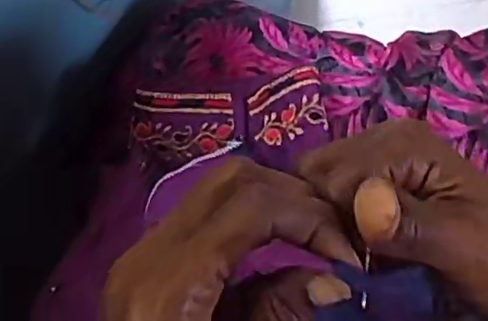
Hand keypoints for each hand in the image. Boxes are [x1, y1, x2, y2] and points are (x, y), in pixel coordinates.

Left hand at [103, 159, 360, 320]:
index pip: (249, 205)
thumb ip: (280, 316)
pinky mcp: (144, 262)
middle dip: (292, 196)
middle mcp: (147, 252)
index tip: (347, 254)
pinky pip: (201, 212)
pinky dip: (244, 215)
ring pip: (216, 186)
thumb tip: (336, 279)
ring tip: (312, 233)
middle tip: (335, 235)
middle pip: (232, 180)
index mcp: (168, 287)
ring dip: (270, 198)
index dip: (308, 217)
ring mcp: (140, 252)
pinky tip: (274, 241)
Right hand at [299, 120, 487, 320]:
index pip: (334, 174)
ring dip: (335, 221)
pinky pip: (343, 194)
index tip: (360, 267)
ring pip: (327, 181)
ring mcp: (387, 157)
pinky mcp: (389, 181)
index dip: (337, 221)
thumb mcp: (464, 248)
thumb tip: (361, 204)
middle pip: (322, 170)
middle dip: (329, 215)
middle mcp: (388, 137)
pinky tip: (364, 252)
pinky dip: (344, 223)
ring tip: (363, 260)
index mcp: (404, 141)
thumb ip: (409, 224)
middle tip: (358, 263)